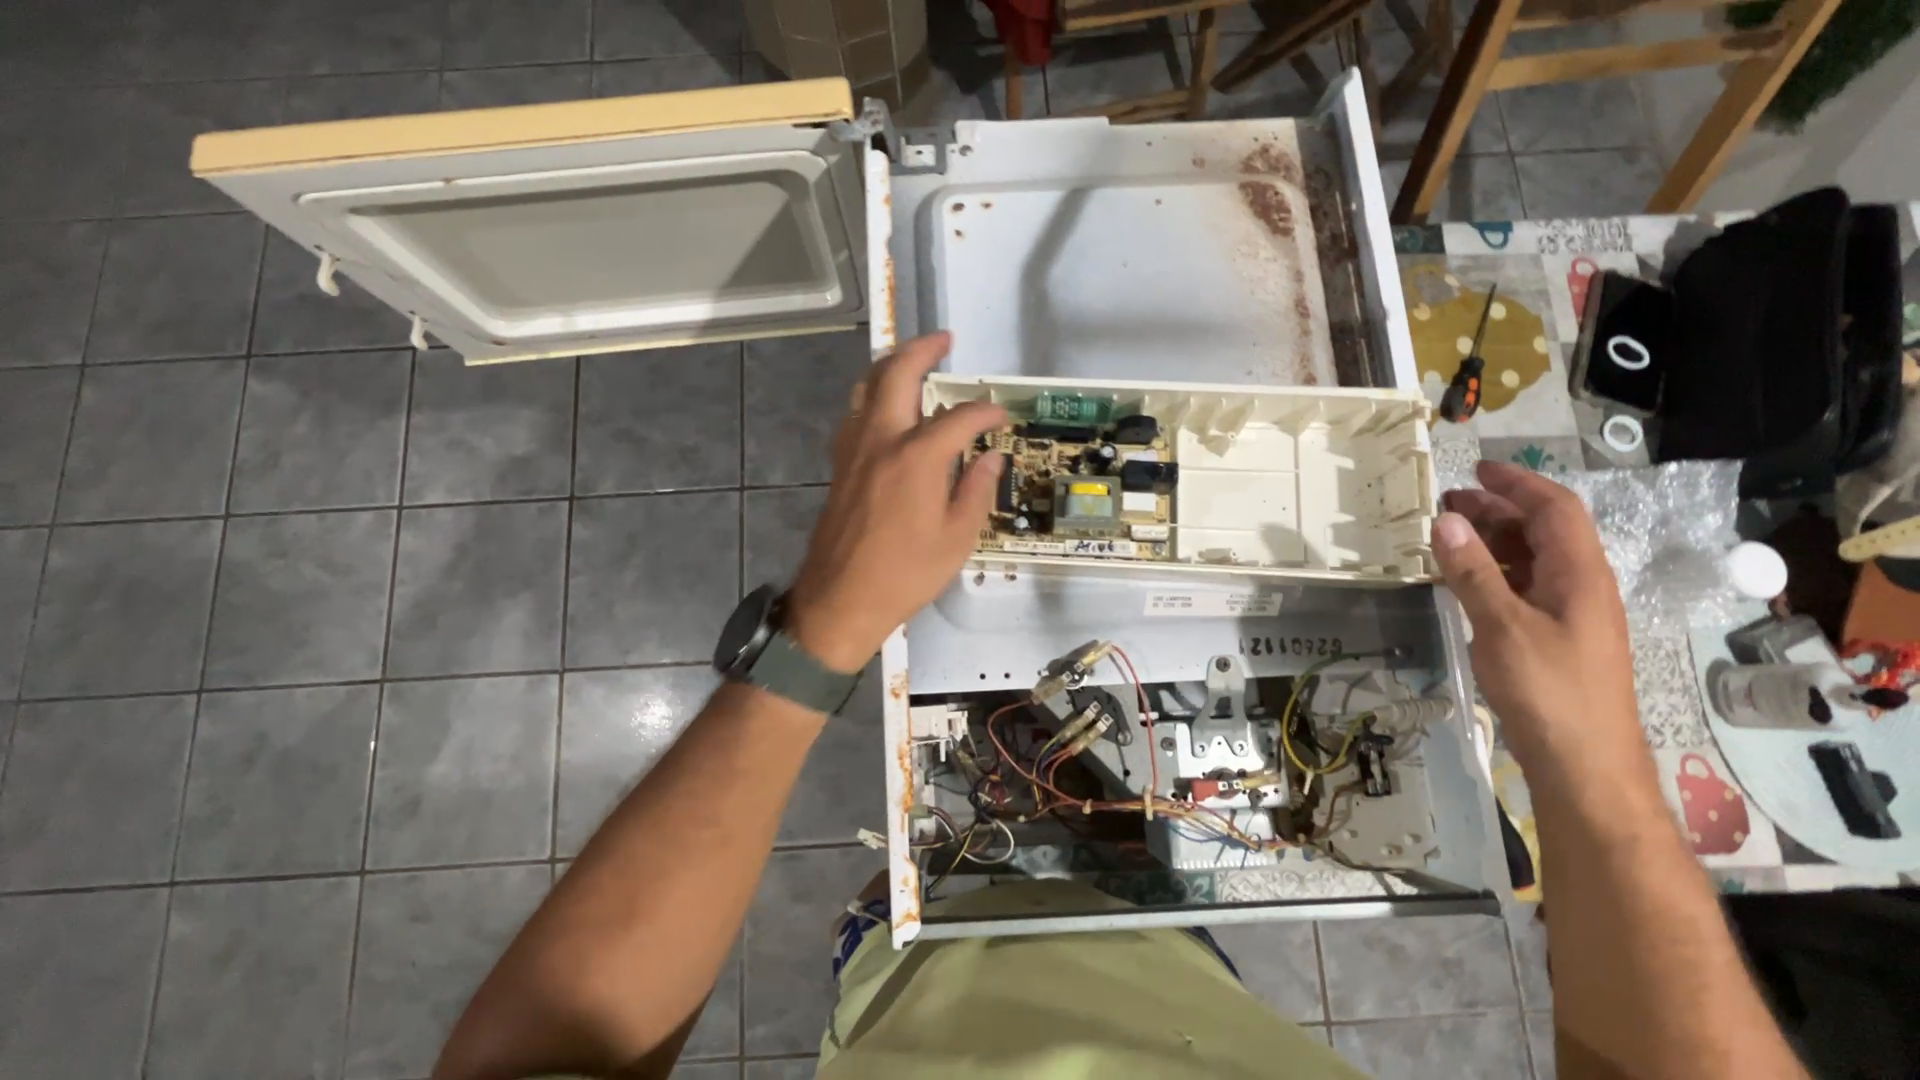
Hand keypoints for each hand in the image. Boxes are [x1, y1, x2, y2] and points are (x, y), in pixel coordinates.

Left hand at [784, 333, 1006, 671]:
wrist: (841, 599)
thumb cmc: (906, 574)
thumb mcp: (957, 538)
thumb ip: (975, 490)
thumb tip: (990, 456)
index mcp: (917, 457)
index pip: (959, 416)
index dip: (986, 410)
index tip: (1002, 414)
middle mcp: (881, 440)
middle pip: (897, 374)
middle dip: (922, 350)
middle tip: (944, 341)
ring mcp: (854, 450)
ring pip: (866, 387)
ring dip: (891, 367)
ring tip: (913, 364)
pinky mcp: (840, 465)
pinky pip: (855, 413)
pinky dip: (872, 396)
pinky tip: (887, 410)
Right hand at [1433, 461, 1642, 769]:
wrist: (1585, 765)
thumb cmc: (1549, 691)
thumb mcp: (1502, 627)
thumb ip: (1473, 573)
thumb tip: (1445, 521)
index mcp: (1580, 574)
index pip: (1554, 509)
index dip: (1517, 484)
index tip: (1476, 470)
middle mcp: (1582, 586)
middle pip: (1542, 531)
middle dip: (1497, 511)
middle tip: (1446, 505)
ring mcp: (1572, 615)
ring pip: (1532, 561)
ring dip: (1493, 543)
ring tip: (1447, 538)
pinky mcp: (1557, 641)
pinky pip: (1525, 590)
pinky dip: (1494, 575)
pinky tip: (1464, 583)